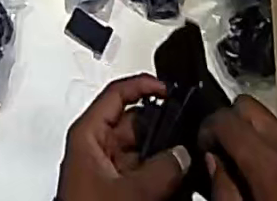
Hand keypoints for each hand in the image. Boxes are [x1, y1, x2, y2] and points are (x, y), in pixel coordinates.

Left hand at [57, 74, 192, 200]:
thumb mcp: (128, 192)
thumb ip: (159, 170)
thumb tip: (182, 154)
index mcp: (89, 135)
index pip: (116, 94)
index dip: (142, 85)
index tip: (167, 89)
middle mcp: (98, 148)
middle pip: (136, 125)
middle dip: (162, 132)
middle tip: (186, 140)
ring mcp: (108, 172)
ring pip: (144, 153)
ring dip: (165, 159)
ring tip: (186, 167)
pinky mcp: (118, 192)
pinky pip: (144, 177)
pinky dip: (162, 180)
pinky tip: (179, 188)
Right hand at [198, 95, 276, 200]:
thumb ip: (225, 192)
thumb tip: (214, 162)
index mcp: (270, 166)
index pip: (226, 119)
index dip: (207, 128)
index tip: (202, 149)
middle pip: (248, 106)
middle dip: (229, 121)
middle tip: (221, 151)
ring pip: (269, 121)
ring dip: (252, 135)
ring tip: (245, 169)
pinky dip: (272, 148)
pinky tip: (272, 181)